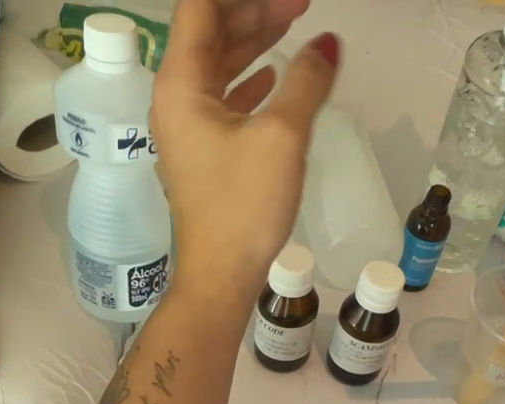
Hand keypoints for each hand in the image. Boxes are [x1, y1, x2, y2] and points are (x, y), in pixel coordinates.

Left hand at [152, 0, 338, 300]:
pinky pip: (222, 100)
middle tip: (301, 5)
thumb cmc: (244, 206)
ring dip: (253, 44)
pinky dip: (247, 82)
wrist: (220, 276)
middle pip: (209, 33)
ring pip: (217, 67)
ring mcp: (186, 130)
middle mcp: (175, 100)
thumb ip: (306, 81)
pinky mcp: (201, 155)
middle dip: (254, 12)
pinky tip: (271, 78)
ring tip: (293, 28)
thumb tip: (329, 44)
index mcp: (181, 84)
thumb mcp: (282, 138)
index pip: (200, 7)